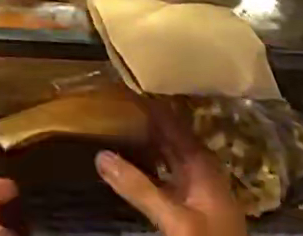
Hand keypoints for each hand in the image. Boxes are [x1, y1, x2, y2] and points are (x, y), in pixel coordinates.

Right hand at [95, 100, 247, 235]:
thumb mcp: (173, 217)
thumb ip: (138, 188)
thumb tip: (101, 155)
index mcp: (201, 159)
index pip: (172, 119)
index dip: (149, 103)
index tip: (125, 85)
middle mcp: (200, 166)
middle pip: (170, 135)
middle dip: (145, 120)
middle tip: (115, 102)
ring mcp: (197, 187)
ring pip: (168, 155)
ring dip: (146, 142)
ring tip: (119, 125)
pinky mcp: (191, 206)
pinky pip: (167, 175)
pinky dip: (150, 165)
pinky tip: (134, 164)